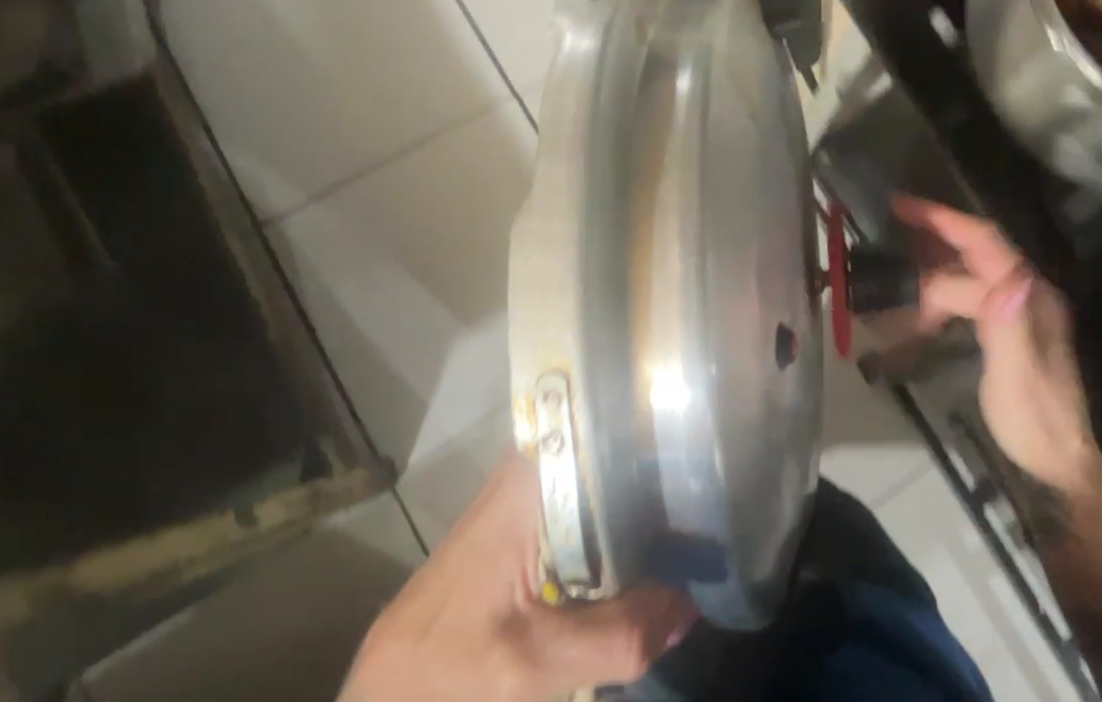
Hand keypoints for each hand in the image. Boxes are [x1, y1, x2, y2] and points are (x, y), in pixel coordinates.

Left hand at [341, 454, 697, 701]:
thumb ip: (617, 635)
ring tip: (700, 517)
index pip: (605, 426)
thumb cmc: (448, 667)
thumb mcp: (533, 666)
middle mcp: (532, 472)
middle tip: (714, 495)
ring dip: (645, 501)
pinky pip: (591, 508)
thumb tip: (692, 603)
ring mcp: (529, 497)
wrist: (387, 694)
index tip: (704, 450)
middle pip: (612, 453)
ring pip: (603, 480)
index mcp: (531, 482)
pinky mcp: (529, 525)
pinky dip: (624, 527)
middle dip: (661, 472)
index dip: (658, 434)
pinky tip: (657, 548)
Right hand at [893, 197, 1101, 494]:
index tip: (904, 206)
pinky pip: (971, 296)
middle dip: (935, 233)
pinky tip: (921, 306)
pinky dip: (942, 291)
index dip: (946, 221)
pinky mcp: (1009, 332)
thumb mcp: (1019, 380)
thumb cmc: (1037, 424)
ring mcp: (1018, 314)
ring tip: (894, 266)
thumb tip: (1010, 274)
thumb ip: (1010, 327)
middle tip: (890, 223)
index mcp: (1030, 299)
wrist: (1063, 466)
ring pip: (971, 274)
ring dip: (934, 264)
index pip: (986, 246)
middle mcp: (1026, 296)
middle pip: (977, 252)